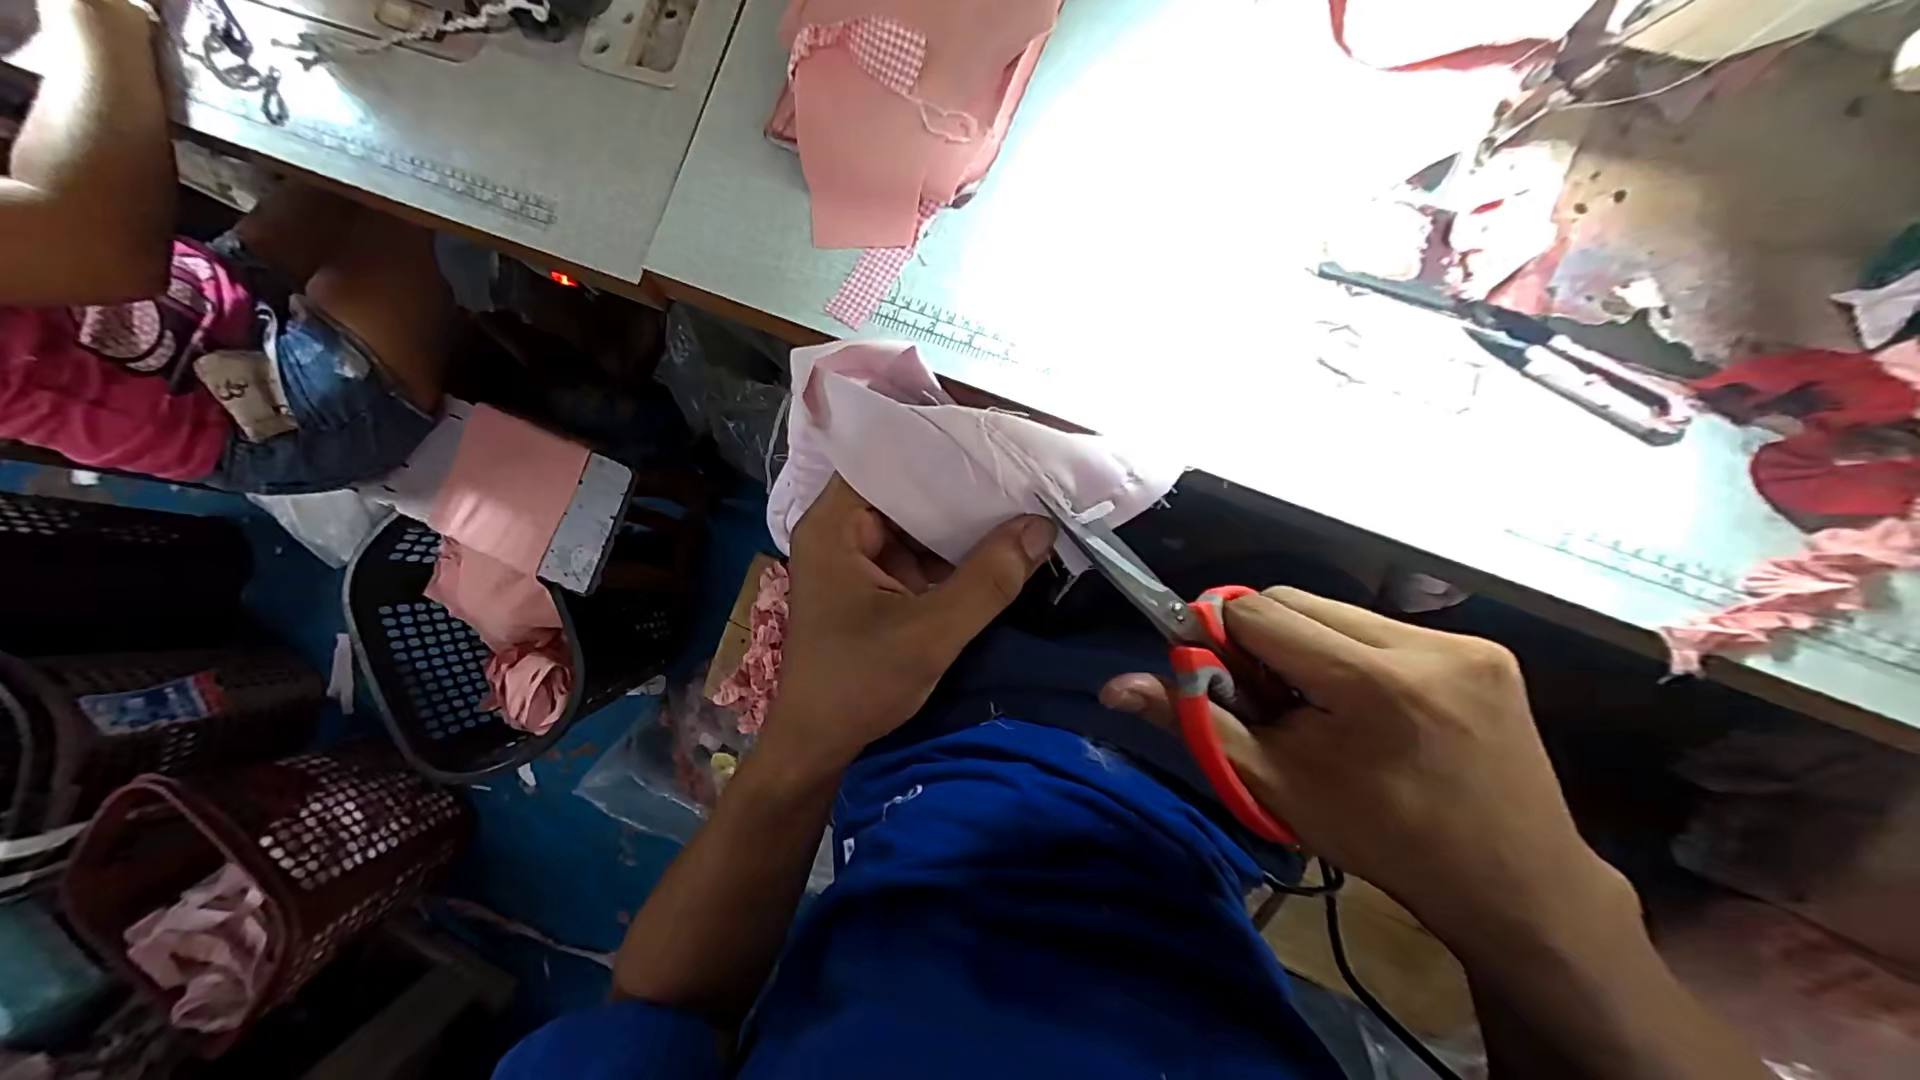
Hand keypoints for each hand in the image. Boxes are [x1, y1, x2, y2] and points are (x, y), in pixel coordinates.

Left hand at [764, 475, 1054, 774]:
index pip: (884, 459)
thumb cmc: (856, 686)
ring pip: (915, 521)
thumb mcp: (929, 633)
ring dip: (959, 520)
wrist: (818, 747)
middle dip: (958, 484)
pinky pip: (917, 552)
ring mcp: (857, 558)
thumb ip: (988, 580)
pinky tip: (995, 542)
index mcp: (833, 526)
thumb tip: (1041, 527)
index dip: (936, 446)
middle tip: (1017, 468)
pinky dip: (951, 551)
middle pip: (904, 488)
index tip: (990, 439)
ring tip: (1016, 497)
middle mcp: (840, 531)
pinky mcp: (873, 583)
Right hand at [1100, 587, 1633, 955]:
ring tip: (1321, 703)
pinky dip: (1350, 650)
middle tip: (1272, 699)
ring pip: (1336, 608)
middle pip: (1295, 599)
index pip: (1258, 610)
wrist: (1514, 883)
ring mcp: (1465, 644)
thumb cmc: (1377, 838)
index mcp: (1372, 684)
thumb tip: (1114, 687)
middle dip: (1264, 639)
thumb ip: (1192, 724)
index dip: (1225, 639)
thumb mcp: (1271, 784)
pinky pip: (1380, 624)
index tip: (1227, 682)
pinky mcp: (1486, 649)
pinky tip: (1366, 702)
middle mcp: (1425, 647)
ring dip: (1306, 642)